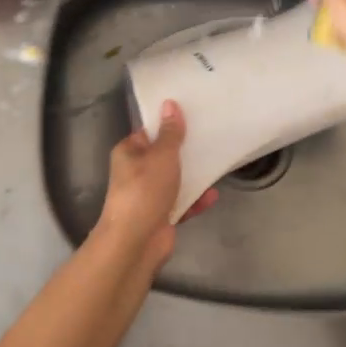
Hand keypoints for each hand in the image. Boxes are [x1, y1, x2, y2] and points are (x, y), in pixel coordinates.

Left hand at [93, 100, 216, 266]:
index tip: (192, 115)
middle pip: (164, 157)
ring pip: (174, 181)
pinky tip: (212, 195)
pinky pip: (181, 204)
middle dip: (185, 151)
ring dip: (193, 176)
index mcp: (129, 153)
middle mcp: (136, 172)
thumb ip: (170, 132)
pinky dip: (195, 200)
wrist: (136, 242)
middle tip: (210, 137)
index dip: (168, 124)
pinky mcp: (161, 216)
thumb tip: (170, 104)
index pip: (148, 133)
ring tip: (216, 164)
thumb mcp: (161, 156)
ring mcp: (148, 196)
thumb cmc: (145, 190)